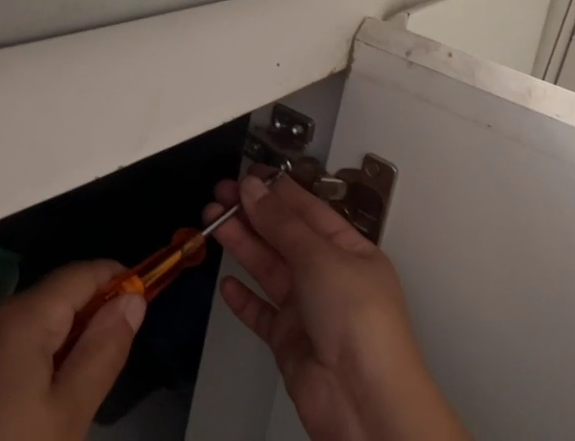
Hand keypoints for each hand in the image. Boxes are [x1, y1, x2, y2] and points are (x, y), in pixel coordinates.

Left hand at [0, 259, 144, 440]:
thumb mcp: (69, 413)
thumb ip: (104, 350)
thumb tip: (132, 300)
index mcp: (17, 318)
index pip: (79, 274)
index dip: (116, 279)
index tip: (145, 299)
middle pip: (52, 296)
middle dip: (88, 314)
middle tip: (115, 355)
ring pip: (27, 320)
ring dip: (60, 336)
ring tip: (79, 382)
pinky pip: (1, 342)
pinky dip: (30, 353)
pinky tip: (38, 394)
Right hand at [206, 173, 467, 440]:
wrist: (362, 398)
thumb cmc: (359, 321)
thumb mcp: (320, 256)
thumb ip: (281, 223)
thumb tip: (254, 188)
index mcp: (350, 250)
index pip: (308, 210)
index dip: (276, 191)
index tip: (246, 175)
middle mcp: (330, 277)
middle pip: (284, 237)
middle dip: (252, 214)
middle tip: (219, 196)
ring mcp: (309, 310)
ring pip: (268, 269)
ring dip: (241, 245)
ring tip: (212, 222)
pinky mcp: (289, 341)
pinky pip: (261, 312)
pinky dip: (243, 298)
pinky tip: (226, 284)